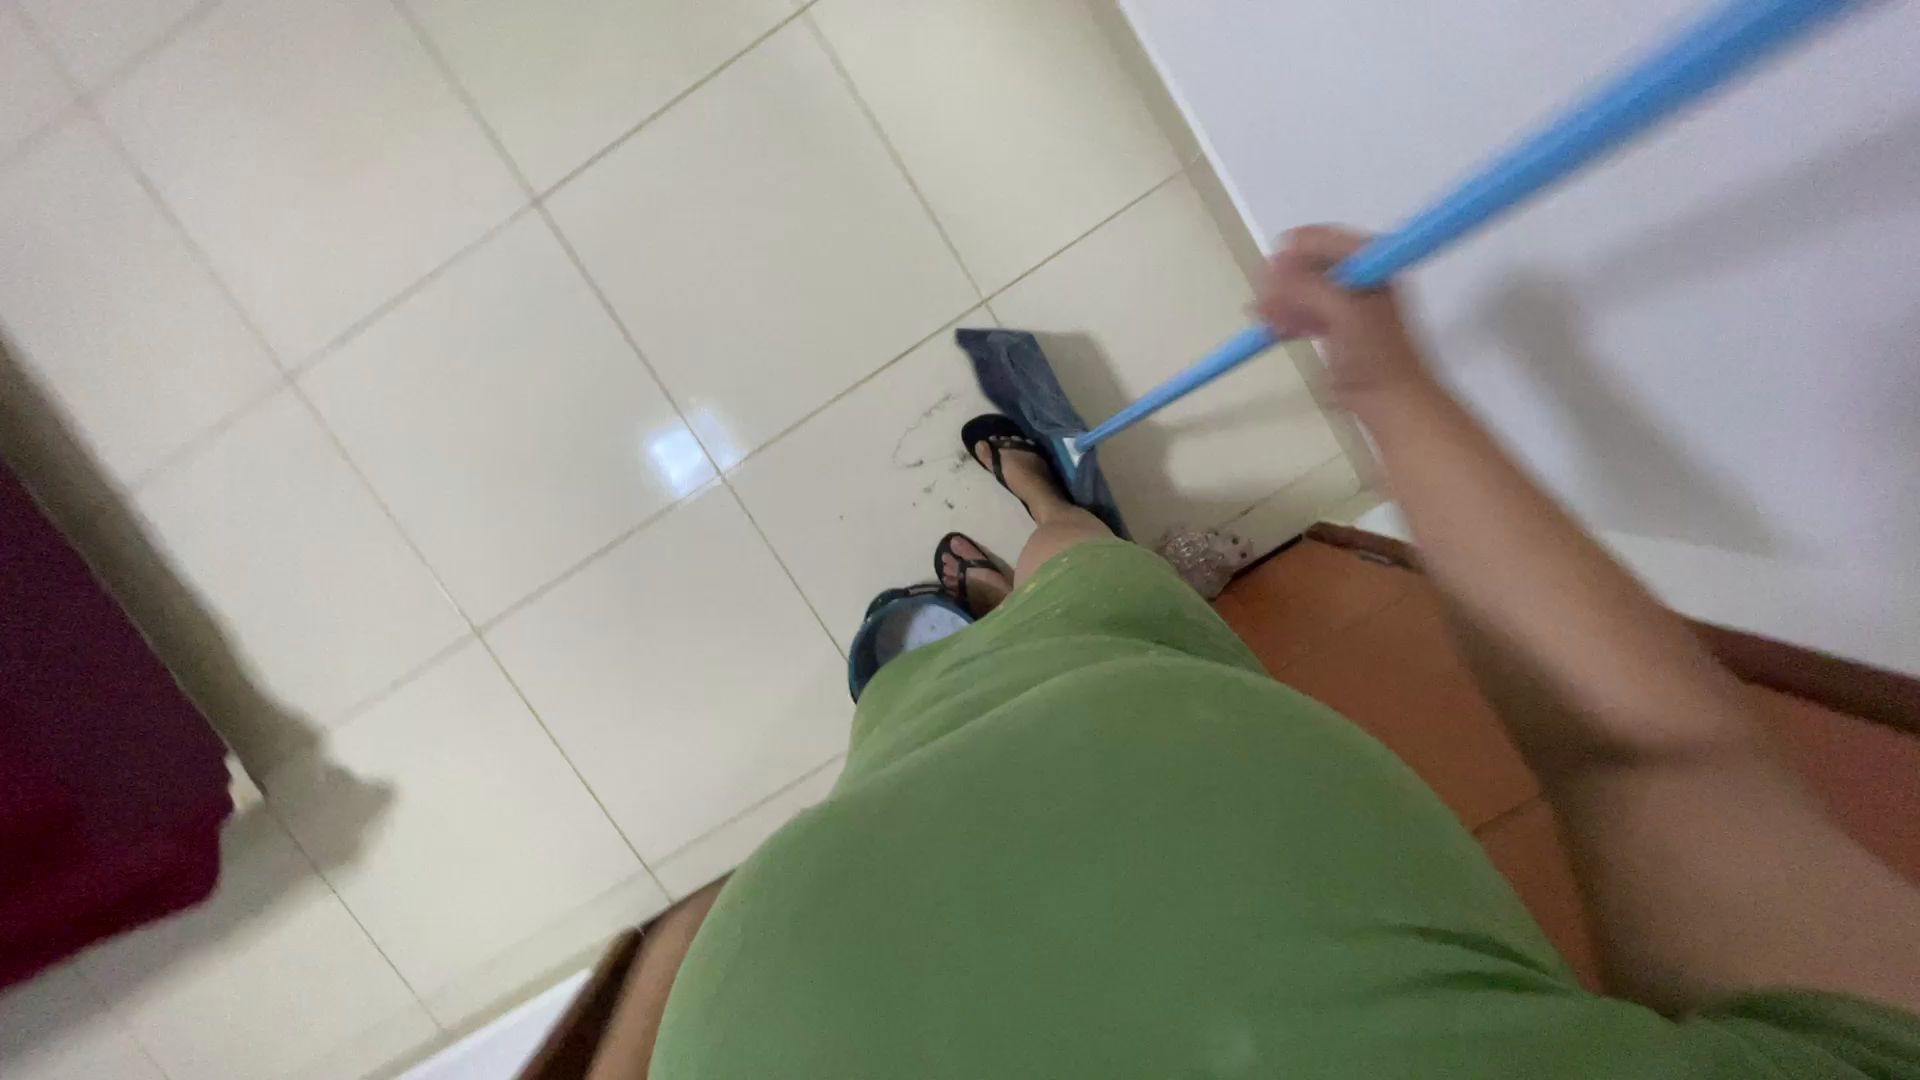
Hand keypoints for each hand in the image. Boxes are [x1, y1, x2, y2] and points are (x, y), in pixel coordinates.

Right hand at [1255, 225, 1436, 410]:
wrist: (1386, 397)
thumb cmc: (1372, 354)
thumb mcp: (1342, 312)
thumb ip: (1308, 286)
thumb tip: (1272, 267)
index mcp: (1369, 261)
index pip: (1323, 240)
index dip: (1293, 253)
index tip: (1268, 274)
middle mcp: (1356, 275)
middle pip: (1306, 264)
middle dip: (1282, 281)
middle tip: (1263, 302)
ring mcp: (1342, 300)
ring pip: (1299, 289)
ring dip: (1278, 301)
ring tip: (1262, 318)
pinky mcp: (1331, 324)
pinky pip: (1300, 311)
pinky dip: (1284, 317)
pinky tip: (1270, 329)